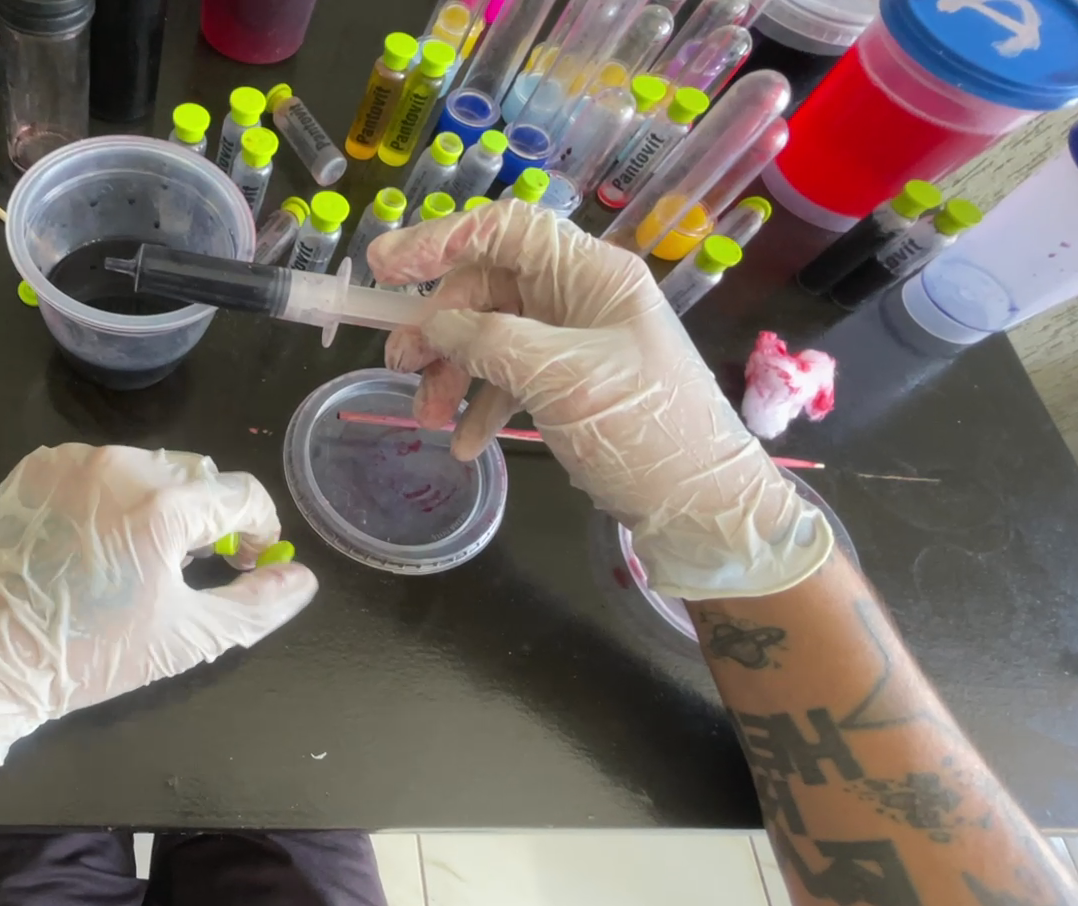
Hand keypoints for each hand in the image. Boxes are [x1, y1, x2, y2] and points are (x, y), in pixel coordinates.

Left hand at [0, 445, 317, 761]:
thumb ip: (256, 605)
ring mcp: (73, 460)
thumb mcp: (186, 639)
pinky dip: (108, 495)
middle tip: (183, 563)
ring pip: (146, 467)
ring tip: (134, 552)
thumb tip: (303, 579)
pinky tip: (91, 537)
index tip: (243, 560)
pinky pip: (96, 467)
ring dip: (158, 501)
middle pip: (196, 476)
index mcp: (163, 506)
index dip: (257, 530)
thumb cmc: (92, 653)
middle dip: (205, 516)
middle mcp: (121, 466)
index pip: (243, 495)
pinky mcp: (36, 465)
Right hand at [366, 198, 828, 599]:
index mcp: (588, 276)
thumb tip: (432, 325)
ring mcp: (567, 341)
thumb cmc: (644, 429)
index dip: (439, 239)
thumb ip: (490, 341)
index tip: (382, 268)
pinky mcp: (561, 381)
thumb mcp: (563, 379)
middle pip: (483, 292)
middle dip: (436, 330)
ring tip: (427, 420)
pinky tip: (464, 443)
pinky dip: (476, 407)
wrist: (696, 502)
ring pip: (484, 339)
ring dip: (448, 376)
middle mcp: (575, 298)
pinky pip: (502, 379)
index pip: (504, 231)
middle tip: (396, 367)